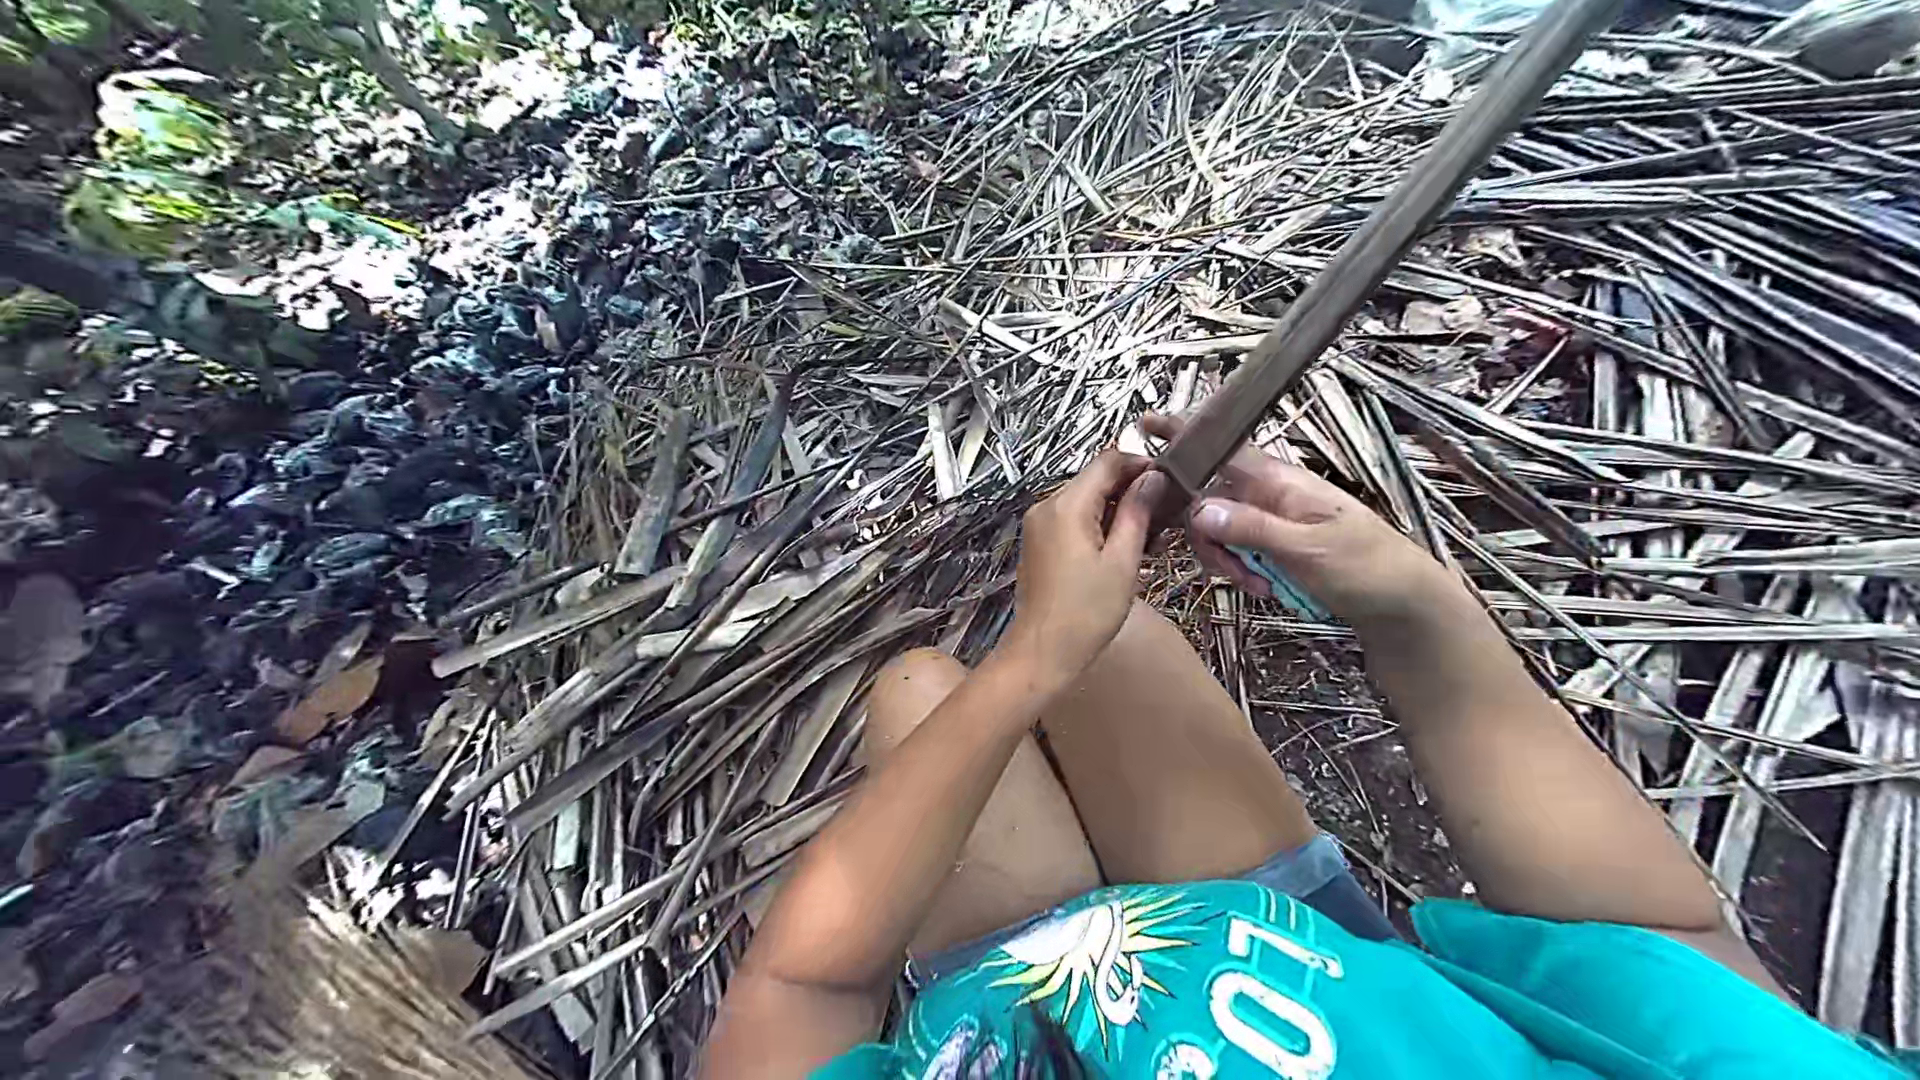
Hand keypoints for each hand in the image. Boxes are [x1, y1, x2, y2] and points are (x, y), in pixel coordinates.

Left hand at [1005, 449, 1162, 678]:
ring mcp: (1038, 525)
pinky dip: (1098, 526)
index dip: (1140, 464)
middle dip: (1130, 491)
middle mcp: (1045, 507)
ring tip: (1151, 537)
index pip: (1107, 461)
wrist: (1043, 652)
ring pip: (1084, 501)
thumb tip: (1153, 479)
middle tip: (1165, 514)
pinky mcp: (1039, 543)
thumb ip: (1137, 513)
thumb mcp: (1123, 561)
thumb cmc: (1086, 612)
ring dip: (1116, 511)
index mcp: (1065, 505)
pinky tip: (1123, 549)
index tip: (1169, 481)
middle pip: (1094, 480)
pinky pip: (1072, 521)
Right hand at [1141, 413, 1459, 626]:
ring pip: (1215, 529)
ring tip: (1258, 583)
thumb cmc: (1367, 566)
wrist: (1402, 603)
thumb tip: (1197, 510)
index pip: (1223, 447)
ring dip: (1226, 560)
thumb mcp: (1308, 548)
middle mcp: (1265, 494)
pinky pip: (1233, 549)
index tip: (1146, 425)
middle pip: (1206, 501)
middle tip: (1232, 570)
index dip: (1185, 433)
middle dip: (1208, 537)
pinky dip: (1240, 570)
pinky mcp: (1268, 544)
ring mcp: (1266, 519)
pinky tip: (1264, 586)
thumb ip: (1251, 528)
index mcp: (1277, 481)